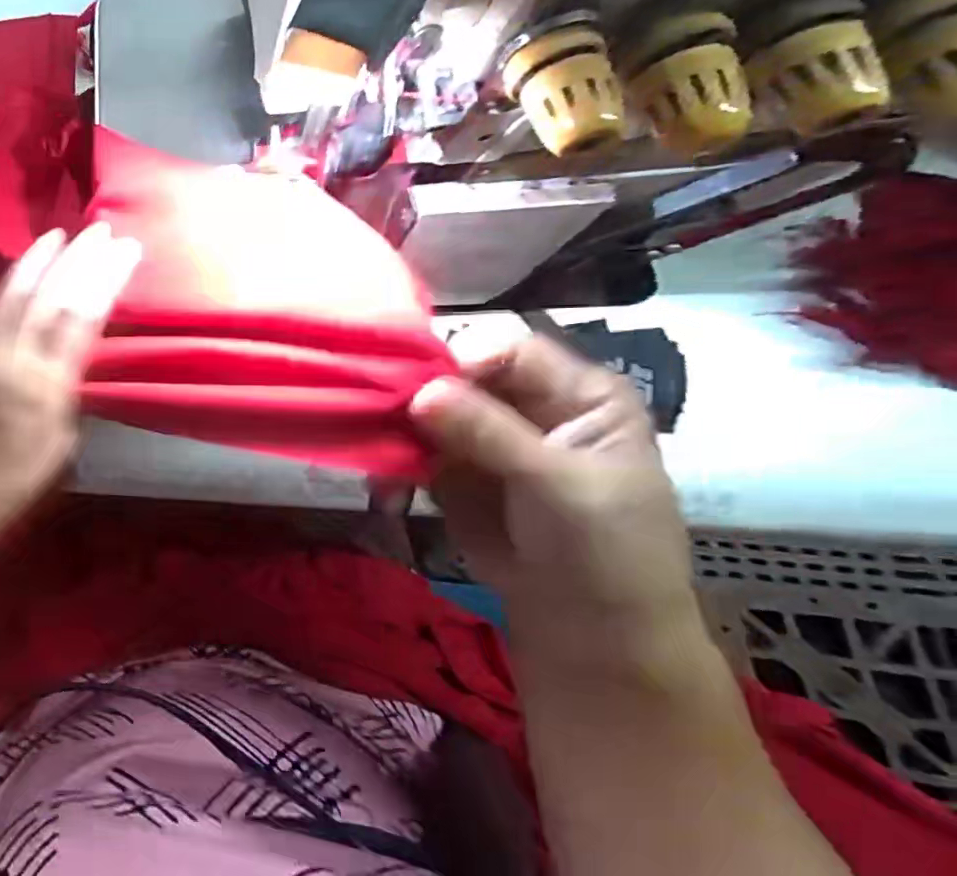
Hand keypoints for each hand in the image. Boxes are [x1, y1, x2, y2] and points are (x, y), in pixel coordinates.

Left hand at [0, 225, 140, 574]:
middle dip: (79, 260)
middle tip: (99, 230)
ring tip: (55, 235)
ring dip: (34, 264)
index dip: (107, 279)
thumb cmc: (16, 481)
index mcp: (50, 385)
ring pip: (11, 301)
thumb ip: (68, 393)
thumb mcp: (61, 442)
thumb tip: (75, 355)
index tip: (125, 250)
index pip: (85, 319)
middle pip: (53, 300)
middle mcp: (16, 363)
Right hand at [408, 334, 697, 660]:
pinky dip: (390, 457)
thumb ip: (490, 433)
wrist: (587, 624)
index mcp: (576, 394)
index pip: (511, 352)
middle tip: (380, 410)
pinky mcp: (448, 467)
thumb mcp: (558, 483)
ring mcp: (482, 435)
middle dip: (419, 390)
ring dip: (396, 424)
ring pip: (427, 408)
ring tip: (372, 446)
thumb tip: (419, 393)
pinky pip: (410, 446)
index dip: (469, 361)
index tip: (427, 388)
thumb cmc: (604, 547)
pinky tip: (380, 479)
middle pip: (459, 374)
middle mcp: (525, 404)